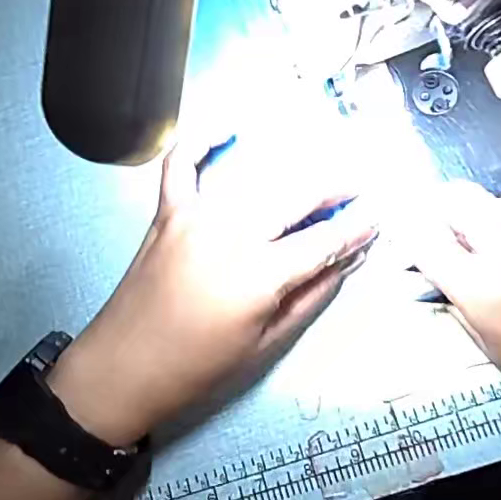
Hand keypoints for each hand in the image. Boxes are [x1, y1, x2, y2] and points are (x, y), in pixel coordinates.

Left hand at [47, 136, 378, 445]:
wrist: (123, 368)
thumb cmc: (200, 366)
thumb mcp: (267, 343)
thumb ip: (310, 296)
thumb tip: (345, 262)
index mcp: (260, 275)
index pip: (323, 242)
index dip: (356, 229)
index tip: (377, 217)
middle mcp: (232, 235)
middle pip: (295, 198)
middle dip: (334, 189)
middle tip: (357, 186)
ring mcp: (196, 217)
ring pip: (253, 179)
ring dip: (290, 170)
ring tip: (316, 169)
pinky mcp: (167, 213)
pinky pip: (182, 166)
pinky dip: (200, 144)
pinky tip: (225, 131)